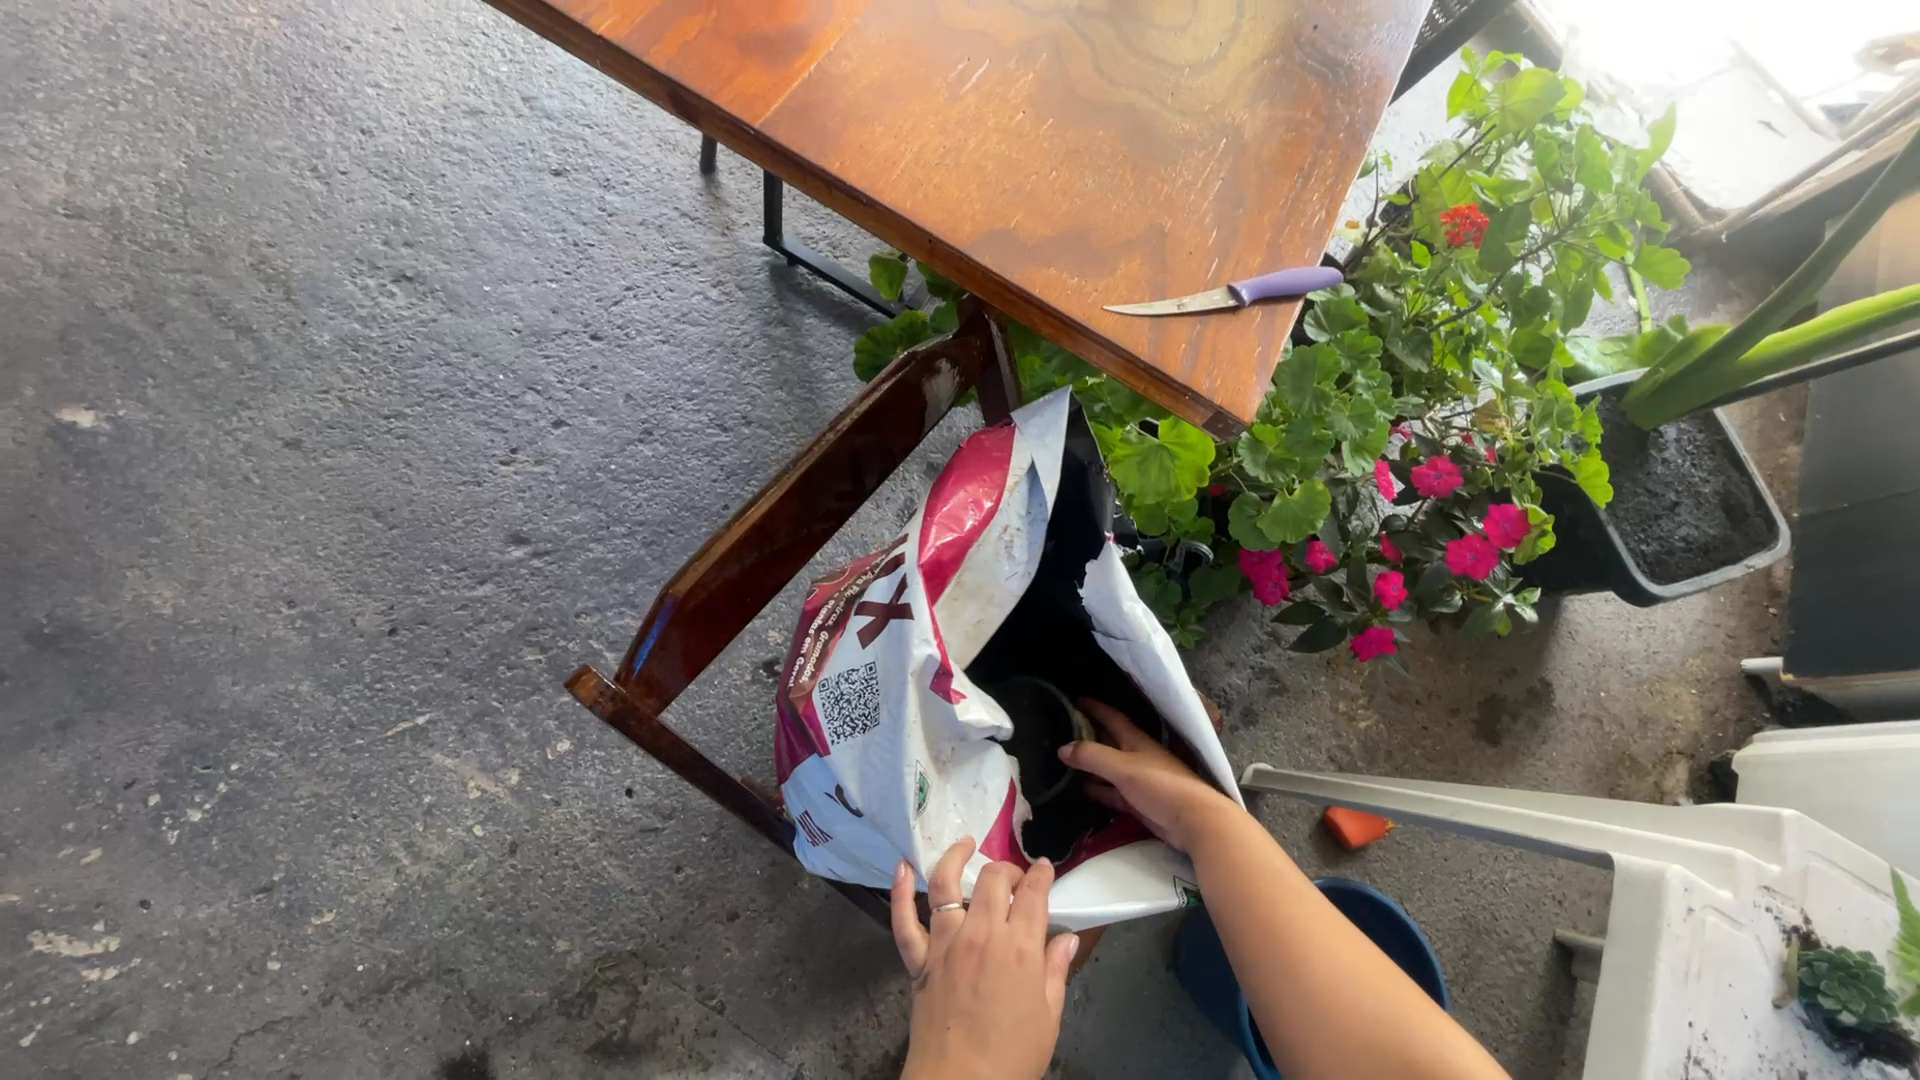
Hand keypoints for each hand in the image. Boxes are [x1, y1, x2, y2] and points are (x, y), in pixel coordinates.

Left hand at [891, 837, 1079, 1079]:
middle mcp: (982, 933)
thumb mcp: (1049, 1017)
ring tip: (966, 844)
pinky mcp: (919, 959)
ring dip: (956, 857)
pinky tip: (902, 867)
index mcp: (1020, 947)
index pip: (1034, 893)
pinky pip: (904, 920)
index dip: (1042, 875)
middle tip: (1015, 877)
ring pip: (946, 884)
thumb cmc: (1012, 1057)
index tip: (1045, 869)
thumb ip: (1056, 971)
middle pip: (994, 879)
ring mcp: (946, 942)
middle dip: (1008, 869)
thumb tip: (1066, 937)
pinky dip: (899, 892)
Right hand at [1058, 699, 1244, 853]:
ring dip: (1090, 765)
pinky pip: (1113, 792)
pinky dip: (1098, 790)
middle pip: (1108, 741)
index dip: (1094, 707)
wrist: (1194, 821)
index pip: (1111, 717)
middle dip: (1087, 736)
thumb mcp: (1123, 767)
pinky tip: (1082, 789)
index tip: (1073, 700)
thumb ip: (1092, 757)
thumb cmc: (1161, 785)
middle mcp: (1136, 756)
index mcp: (1135, 740)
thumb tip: (1062, 748)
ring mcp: (1138, 780)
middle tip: (1060, 733)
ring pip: (1108, 768)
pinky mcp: (1139, 802)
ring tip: (1063, 762)